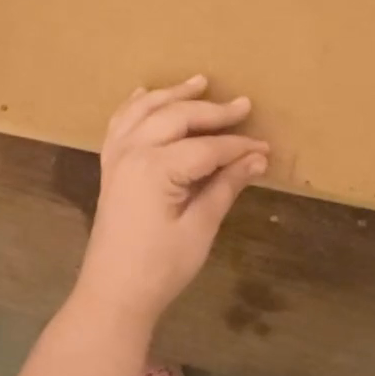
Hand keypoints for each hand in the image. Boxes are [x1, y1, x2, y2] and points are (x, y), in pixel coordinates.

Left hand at [72, 75, 268, 321]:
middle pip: (176, 118)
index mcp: (156, 169)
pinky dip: (135, 106)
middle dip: (212, 110)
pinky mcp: (109, 168)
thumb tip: (257, 159)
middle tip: (243, 104)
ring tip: (199, 82)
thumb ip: (226, 186)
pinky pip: (120, 124)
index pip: (207, 147)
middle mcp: (132, 153)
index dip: (239, 146)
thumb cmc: (160, 267)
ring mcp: (116, 158)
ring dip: (172, 95)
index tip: (265, 146)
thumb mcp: (200, 228)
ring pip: (145, 111)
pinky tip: (146, 95)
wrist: (113, 293)